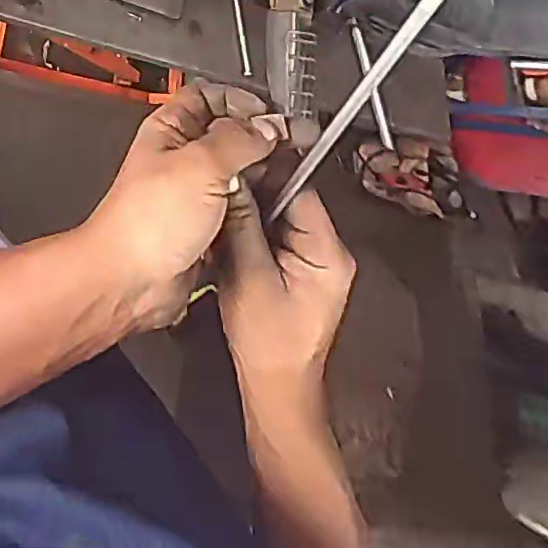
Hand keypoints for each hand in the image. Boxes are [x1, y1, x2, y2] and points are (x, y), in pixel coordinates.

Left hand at [81, 83, 279, 330]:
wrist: (130, 283)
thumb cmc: (142, 223)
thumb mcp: (199, 165)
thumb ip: (239, 140)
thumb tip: (267, 126)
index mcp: (170, 128)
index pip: (211, 96)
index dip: (242, 100)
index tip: (270, 114)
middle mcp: (182, 157)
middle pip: (230, 133)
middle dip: (260, 137)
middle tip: (289, 143)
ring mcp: (194, 191)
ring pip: (238, 171)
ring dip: (261, 173)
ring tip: (285, 174)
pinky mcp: (206, 223)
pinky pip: (239, 205)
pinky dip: (257, 205)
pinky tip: (272, 206)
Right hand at [216, 182, 355, 396]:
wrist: (277, 389)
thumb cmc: (269, 343)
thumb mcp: (248, 277)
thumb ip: (242, 224)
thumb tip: (231, 179)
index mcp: (327, 249)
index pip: (300, 187)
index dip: (266, 169)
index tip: (234, 159)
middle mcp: (327, 247)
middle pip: (289, 196)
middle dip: (254, 187)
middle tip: (220, 180)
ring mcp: (313, 255)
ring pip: (278, 211)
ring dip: (249, 206)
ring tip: (220, 200)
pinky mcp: (297, 264)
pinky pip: (273, 229)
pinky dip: (250, 225)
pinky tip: (228, 224)